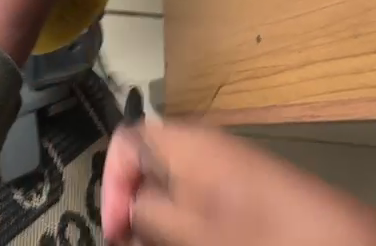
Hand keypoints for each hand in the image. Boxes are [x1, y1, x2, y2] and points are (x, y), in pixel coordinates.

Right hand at [101, 120, 375, 245]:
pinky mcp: (251, 194)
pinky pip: (204, 203)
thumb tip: (126, 207)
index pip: (127, 139)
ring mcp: (231, 170)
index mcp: (187, 142)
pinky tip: (196, 242)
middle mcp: (206, 147)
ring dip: (162, 222)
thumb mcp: (193, 230)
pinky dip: (190, 226)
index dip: (111, 181)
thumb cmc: (263, 236)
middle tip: (134, 245)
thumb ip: (150, 212)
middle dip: (136, 206)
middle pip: (150, 164)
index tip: (114, 228)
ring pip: (176, 188)